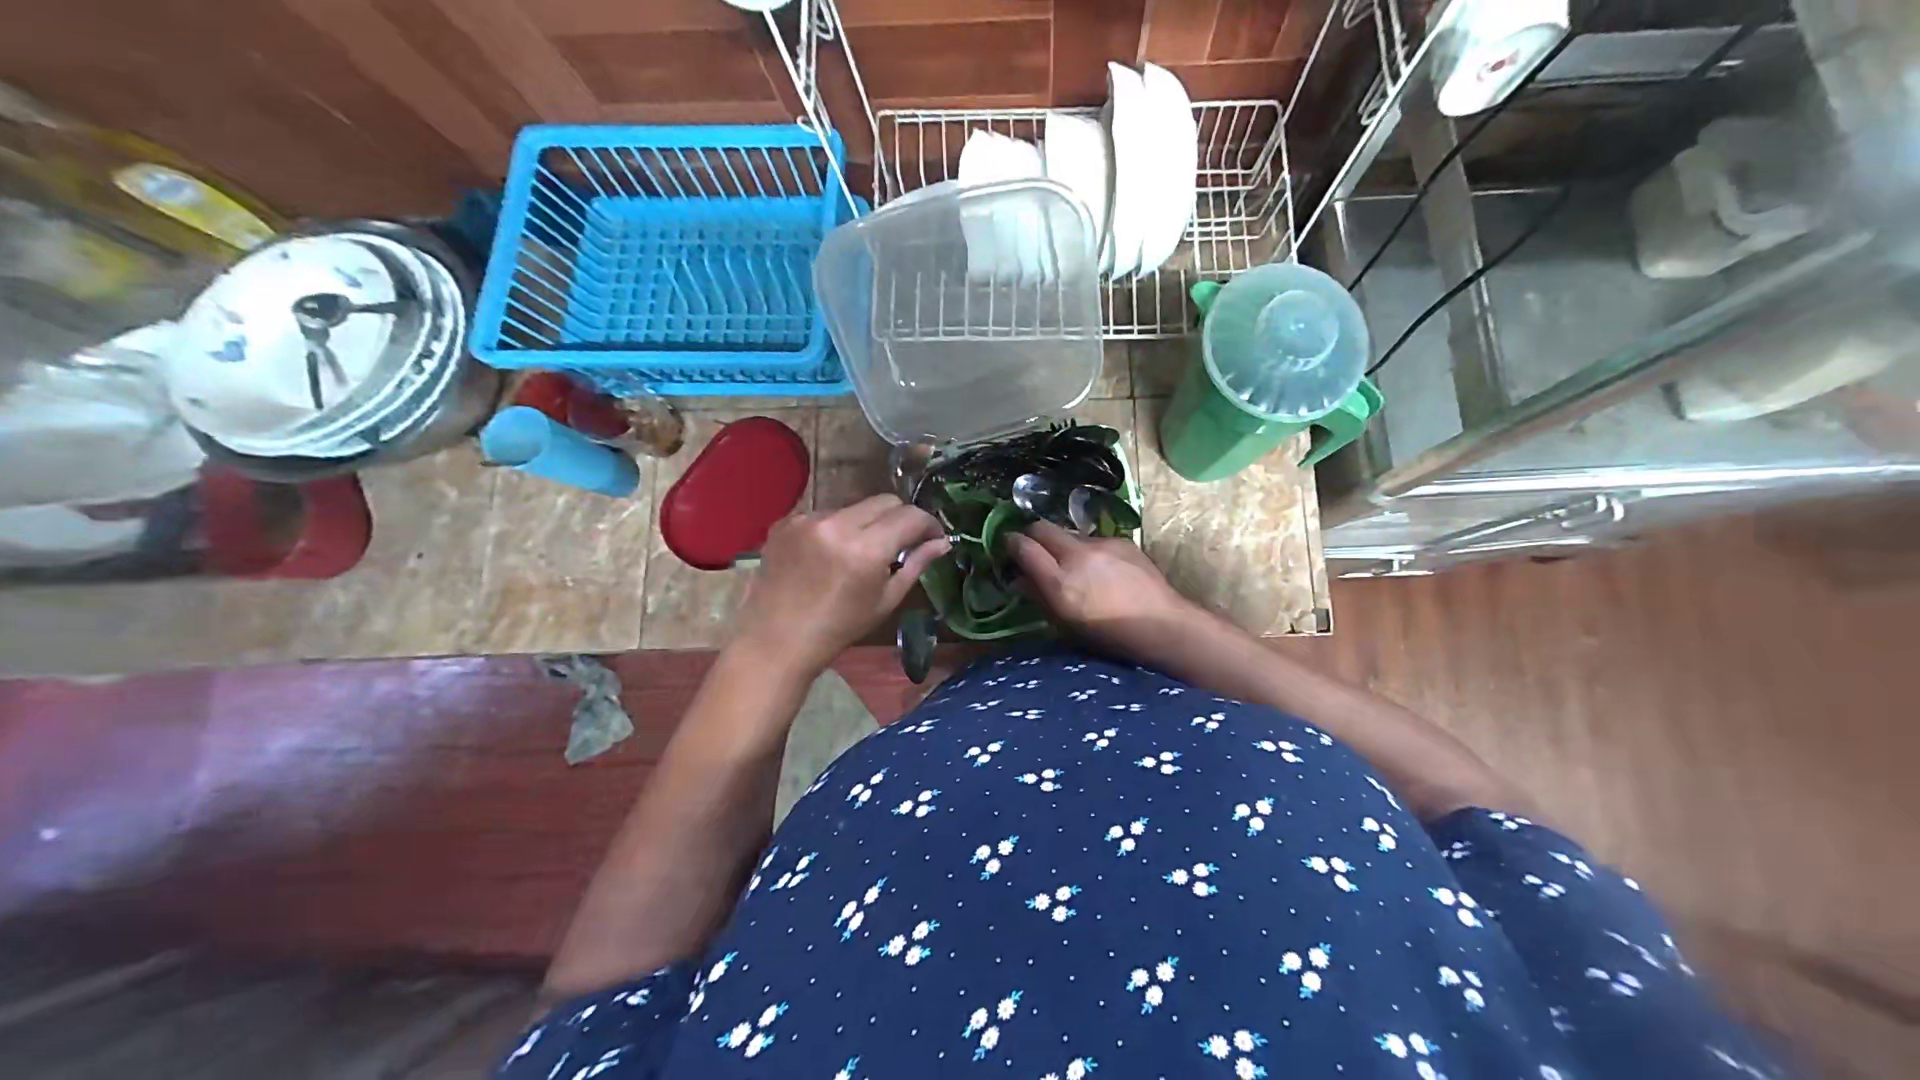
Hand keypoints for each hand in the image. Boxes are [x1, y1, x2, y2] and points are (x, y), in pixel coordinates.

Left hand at [732, 495, 948, 675]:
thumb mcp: (885, 600)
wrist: (776, 640)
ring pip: (854, 506)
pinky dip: (835, 528)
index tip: (933, 537)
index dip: (928, 524)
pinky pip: (824, 514)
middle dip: (900, 518)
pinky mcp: (786, 521)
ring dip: (866, 523)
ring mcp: (807, 519)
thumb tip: (942, 543)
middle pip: (884, 501)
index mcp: (866, 549)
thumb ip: (915, 565)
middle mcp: (837, 524)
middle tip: (902, 542)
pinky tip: (828, 554)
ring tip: (859, 552)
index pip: (910, 516)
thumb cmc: (838, 628)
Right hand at [1006, 520, 1207, 661]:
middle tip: (1033, 550)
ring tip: (1073, 567)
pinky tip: (1102, 571)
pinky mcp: (1120, 540)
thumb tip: (1018, 578)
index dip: (1011, 543)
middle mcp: (1077, 556)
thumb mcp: (1066, 624)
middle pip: (1042, 528)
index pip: (1023, 546)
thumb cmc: (1110, 636)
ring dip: (1063, 545)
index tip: (1008, 547)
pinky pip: (1093, 540)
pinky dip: (1089, 551)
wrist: (1162, 625)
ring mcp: (1101, 544)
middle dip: (1033, 535)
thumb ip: (1038, 596)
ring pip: (1069, 534)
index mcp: (1060, 582)